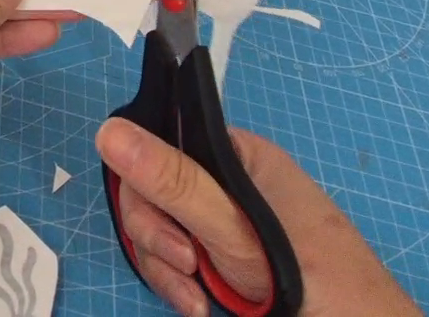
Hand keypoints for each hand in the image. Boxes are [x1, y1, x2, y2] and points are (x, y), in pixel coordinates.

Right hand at [98, 118, 421, 316]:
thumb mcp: (240, 236)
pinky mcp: (221, 261)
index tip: (154, 217)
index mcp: (236, 154)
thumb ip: (173, 183)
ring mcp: (224, 223)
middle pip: (151, 187)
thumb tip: (107, 129)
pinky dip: (176, 283)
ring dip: (165, 265)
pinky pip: (173, 258)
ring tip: (197, 300)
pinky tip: (199, 306)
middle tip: (184, 266)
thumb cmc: (321, 291)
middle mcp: (226, 181)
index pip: (159, 139)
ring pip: (157, 226)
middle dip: (155, 231)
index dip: (142, 176)